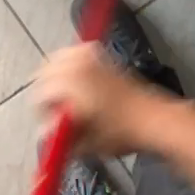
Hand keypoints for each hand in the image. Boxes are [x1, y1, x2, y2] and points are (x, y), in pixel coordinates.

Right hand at [32, 44, 171, 156]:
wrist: (154, 119)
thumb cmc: (120, 133)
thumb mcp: (86, 143)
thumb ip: (60, 138)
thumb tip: (44, 134)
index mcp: (68, 86)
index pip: (40, 95)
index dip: (41, 112)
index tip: (48, 123)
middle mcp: (76, 67)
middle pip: (45, 71)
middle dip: (45, 89)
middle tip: (53, 108)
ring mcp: (90, 59)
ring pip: (59, 57)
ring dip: (55, 73)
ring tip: (61, 91)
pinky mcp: (103, 57)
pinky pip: (78, 51)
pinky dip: (72, 60)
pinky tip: (76, 74)